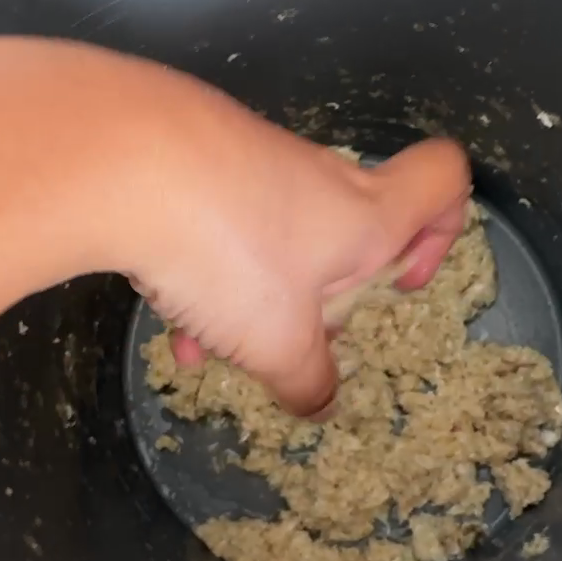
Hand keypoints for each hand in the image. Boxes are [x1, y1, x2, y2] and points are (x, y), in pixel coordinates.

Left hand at [0, 39, 470, 416]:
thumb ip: (307, 380)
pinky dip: (200, 268)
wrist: (118, 161)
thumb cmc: (229, 250)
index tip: (400, 282)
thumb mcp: (277, 342)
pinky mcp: (192, 158)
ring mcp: (249, 160)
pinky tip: (164, 315)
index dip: (442, 231)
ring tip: (204, 343)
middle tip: (286, 337)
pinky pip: (213, 222)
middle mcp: (312, 177)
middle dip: (320, 295)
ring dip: (245, 294)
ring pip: (267, 237)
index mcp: (362, 213)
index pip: (443, 182)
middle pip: (343, 230)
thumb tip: (320, 402)